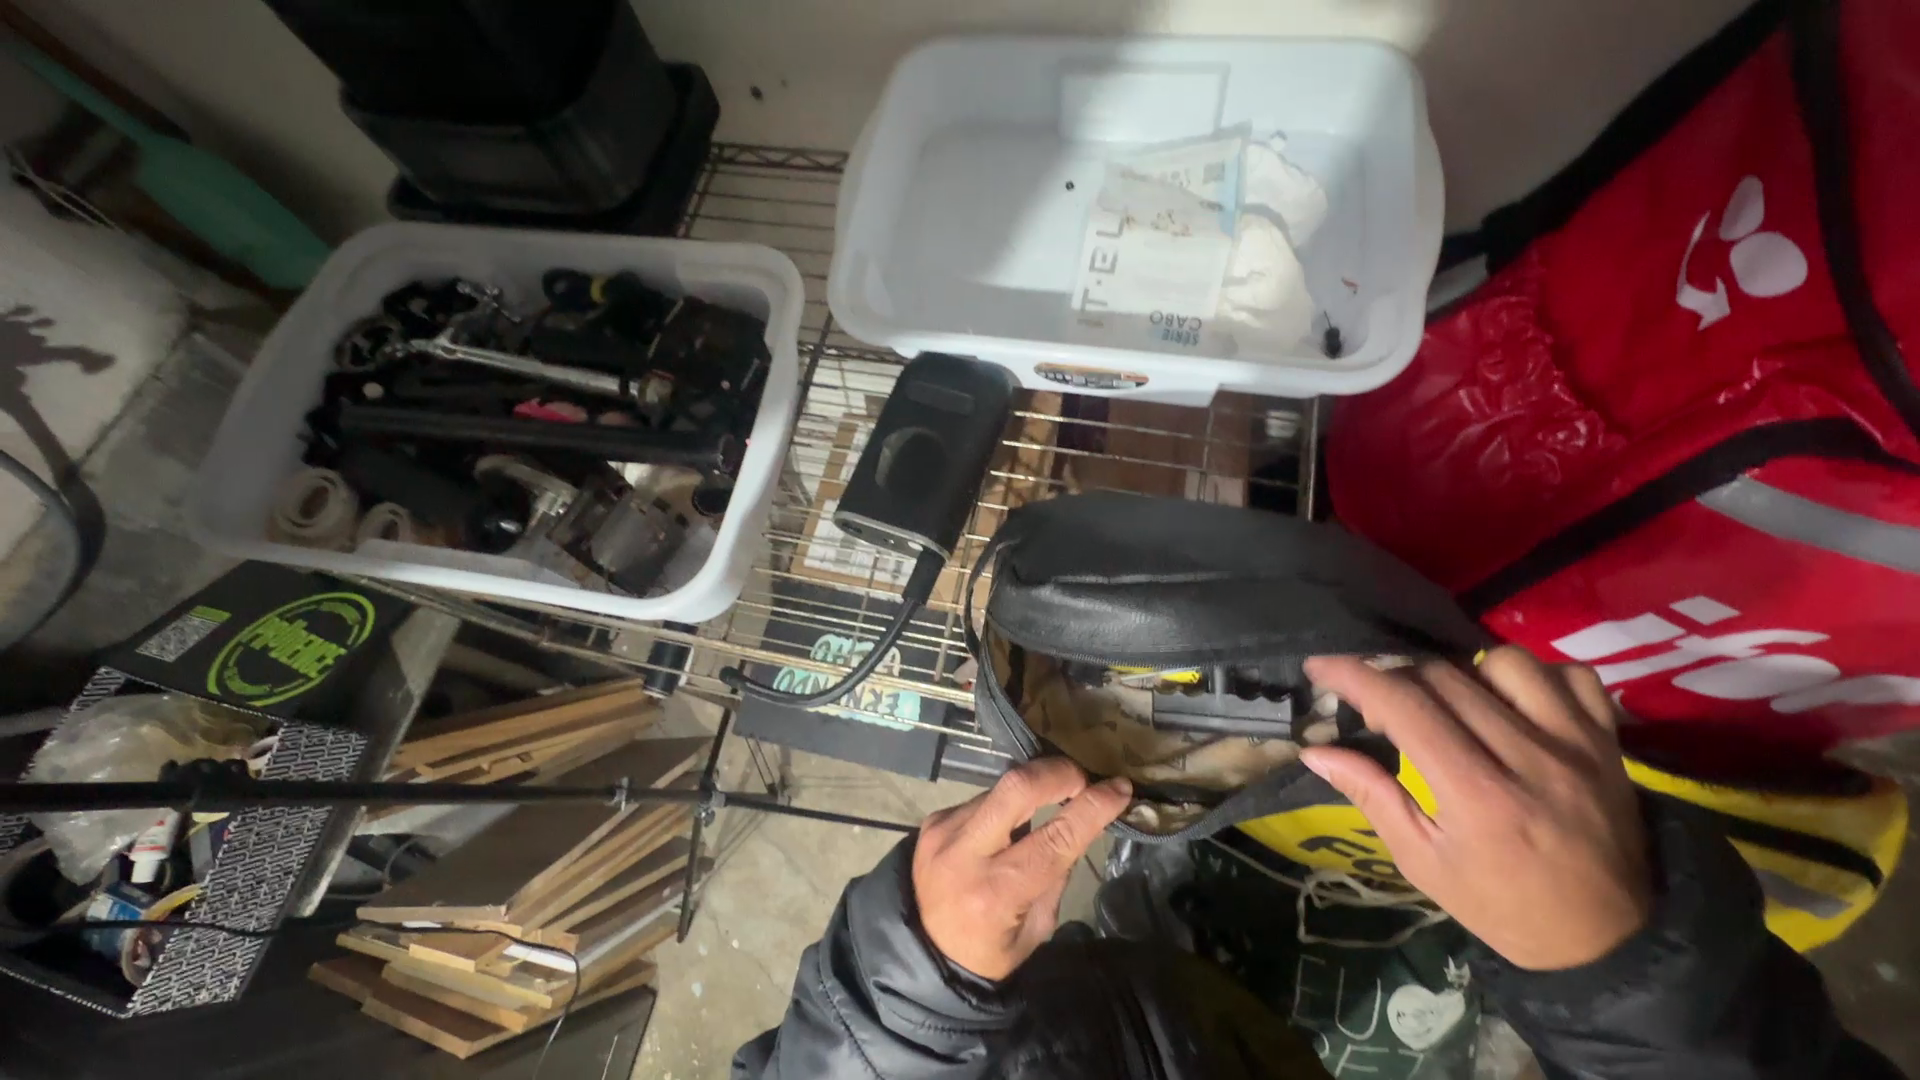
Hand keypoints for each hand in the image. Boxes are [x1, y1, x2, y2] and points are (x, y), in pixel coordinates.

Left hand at [912, 758, 1131, 979]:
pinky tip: (1003, 829)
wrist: (919, 951)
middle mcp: (965, 854)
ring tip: (1041, 810)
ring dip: (1029, 793)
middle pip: (1016, 786)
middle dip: (1057, 772)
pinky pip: (980, 800)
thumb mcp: (1036, 928)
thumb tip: (1080, 820)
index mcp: (997, 893)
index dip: (1093, 807)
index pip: (1055, 838)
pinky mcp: (933, 819)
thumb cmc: (988, 949)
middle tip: (1081, 778)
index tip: (1119, 787)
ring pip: (1000, 789)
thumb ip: (1058, 873)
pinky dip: (1002, 808)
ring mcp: (943, 831)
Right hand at [1299, 648, 1651, 970]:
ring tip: (1446, 699)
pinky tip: (1510, 700)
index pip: (1404, 705)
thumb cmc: (1502, 906)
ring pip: (1505, 662)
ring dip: (1461, 670)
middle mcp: (1529, 757)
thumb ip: (1372, 796)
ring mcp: (1578, 746)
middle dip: (1393, 675)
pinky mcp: (1609, 743)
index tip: (1320, 667)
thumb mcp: (1422, 862)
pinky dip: (1534, 676)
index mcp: (1477, 795)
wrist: (1611, 941)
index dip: (1353, 674)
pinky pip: (1571, 676)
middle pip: (1444, 676)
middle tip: (1374, 699)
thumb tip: (1314, 751)